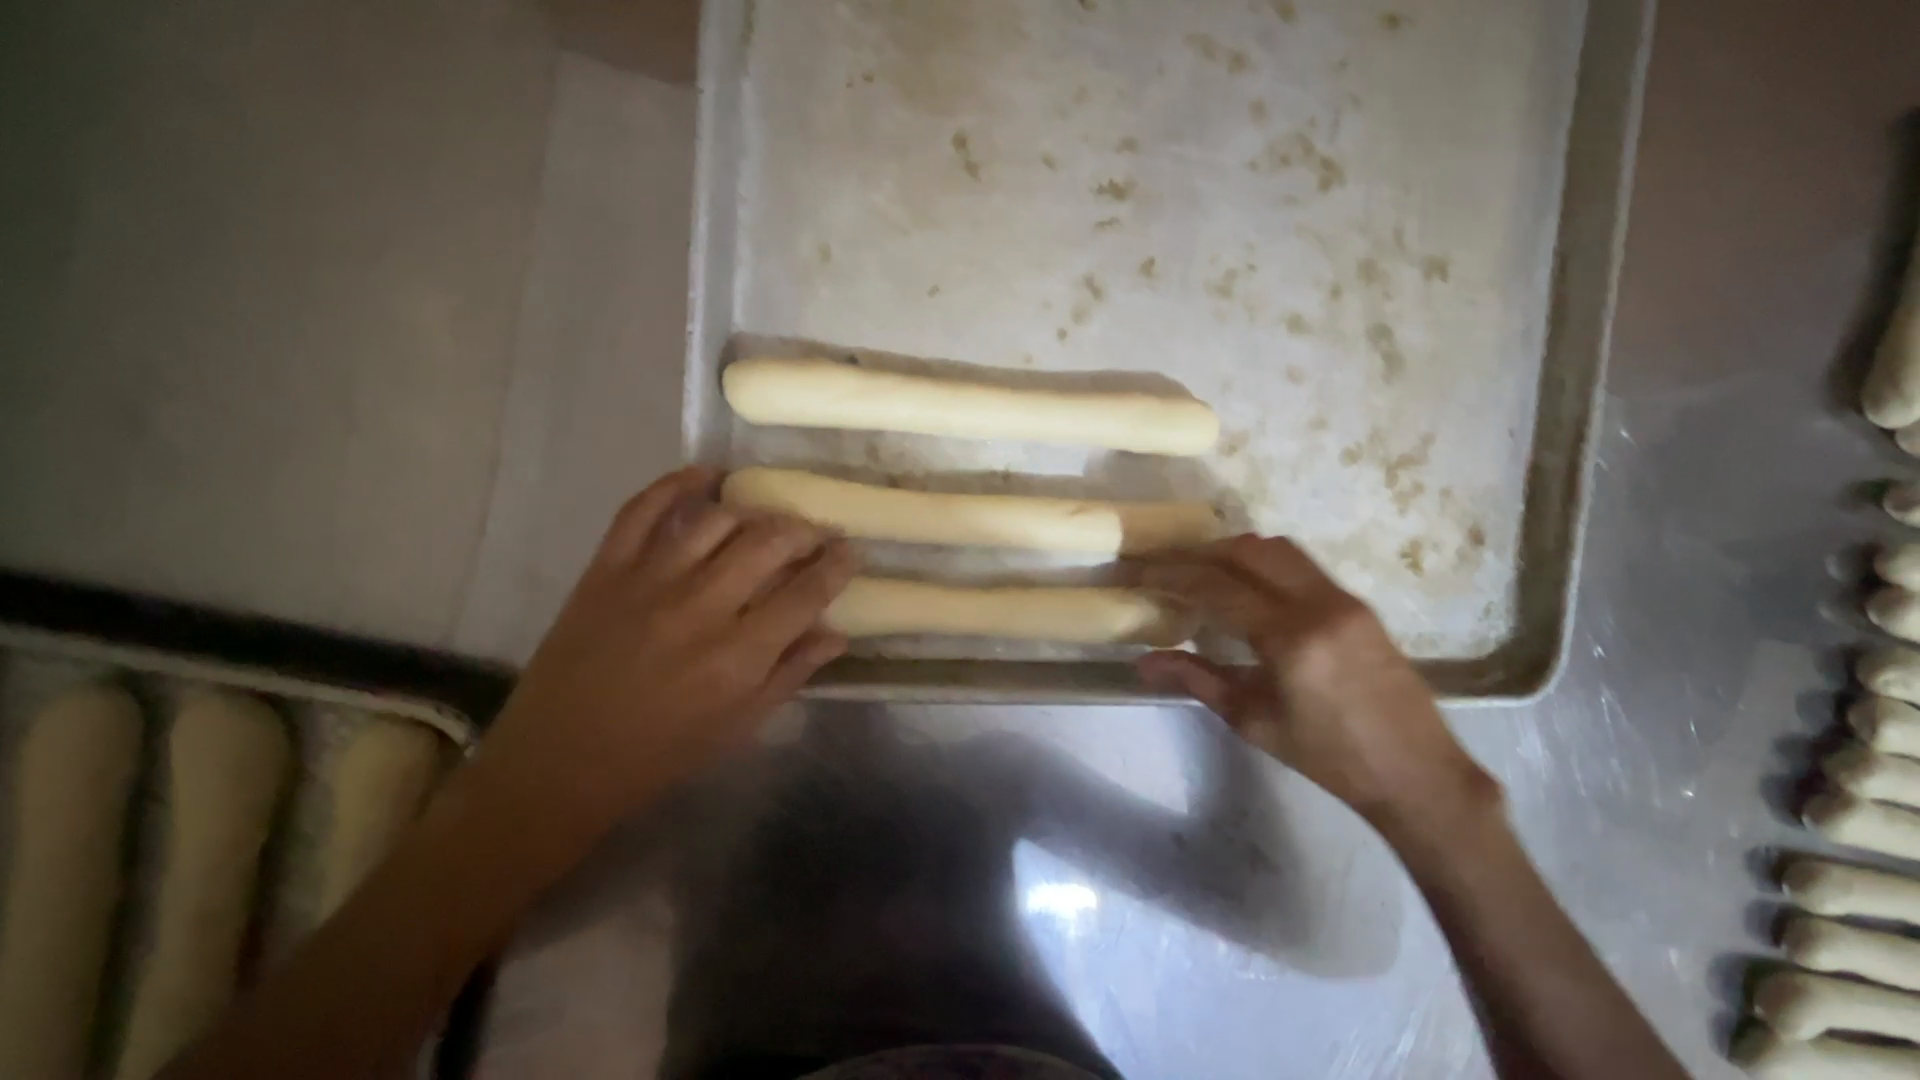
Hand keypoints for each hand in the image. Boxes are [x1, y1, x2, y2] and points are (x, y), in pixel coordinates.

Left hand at [478, 467, 856, 828]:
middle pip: (769, 543)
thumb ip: (791, 674)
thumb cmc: (661, 753)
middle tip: (816, 533)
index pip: (806, 593)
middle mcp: (701, 608)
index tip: (851, 550)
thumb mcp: (739, 727)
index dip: (837, 566)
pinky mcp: (606, 569)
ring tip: (768, 518)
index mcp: (738, 656)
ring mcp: (649, 581)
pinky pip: (642, 509)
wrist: (561, 760)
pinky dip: (677, 483)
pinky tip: (707, 475)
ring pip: (716, 520)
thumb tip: (837, 633)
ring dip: (754, 511)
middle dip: (804, 531)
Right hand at [1137, 535, 1496, 828]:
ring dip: (1230, 551)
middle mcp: (1319, 604)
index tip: (1136, 572)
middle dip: (1196, 553)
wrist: (1417, 772)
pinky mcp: (1357, 604)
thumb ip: (1198, 681)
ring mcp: (1344, 599)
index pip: (1217, 586)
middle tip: (1161, 565)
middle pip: (1245, 551)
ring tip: (1197, 571)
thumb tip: (1143, 663)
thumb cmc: (1330, 758)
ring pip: (1276, 550)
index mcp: (1291, 637)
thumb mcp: (1254, 722)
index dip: (1169, 574)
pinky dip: (1261, 563)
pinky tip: (1242, 586)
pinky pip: (1299, 565)